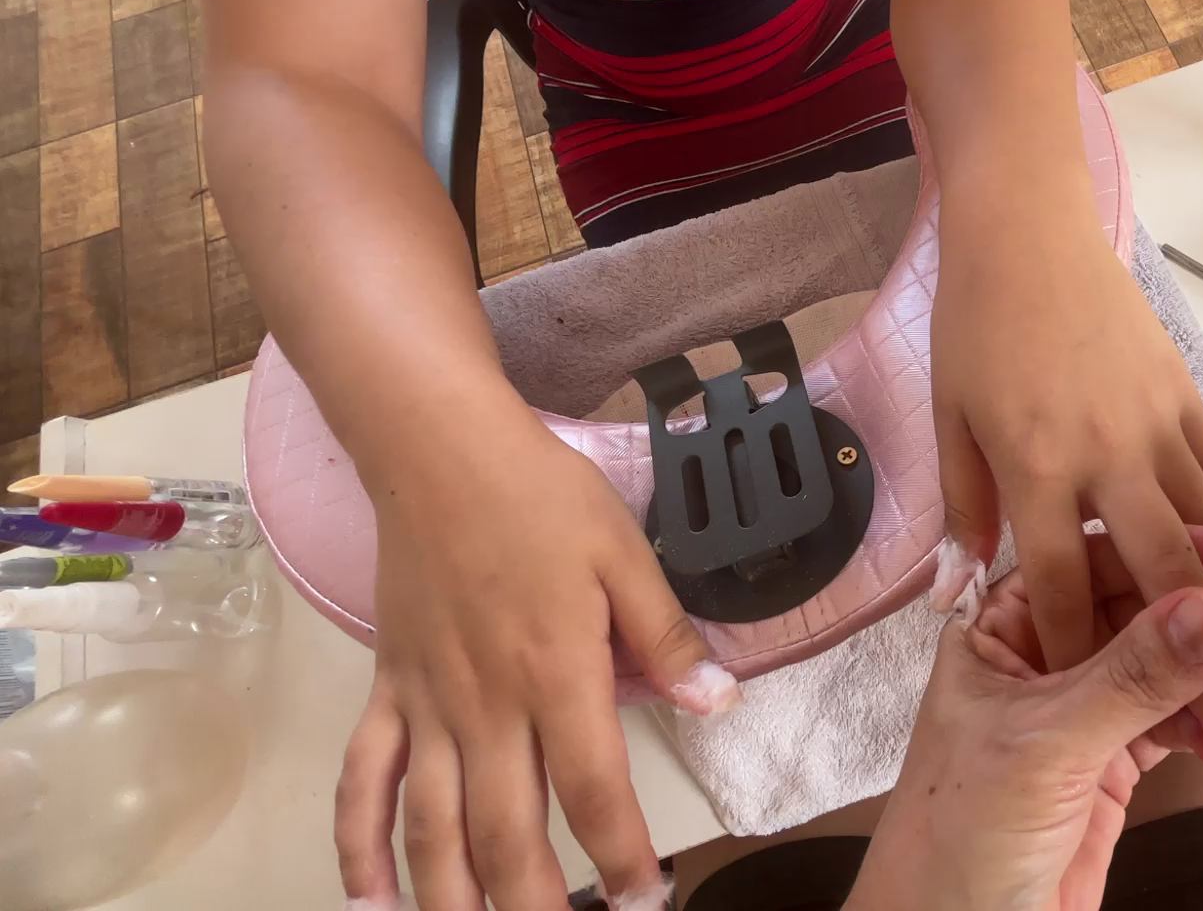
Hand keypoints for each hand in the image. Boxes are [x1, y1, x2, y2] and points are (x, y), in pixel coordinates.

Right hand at [333, 419, 732, 909]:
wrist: (446, 460)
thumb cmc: (548, 502)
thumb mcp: (627, 559)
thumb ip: (667, 637)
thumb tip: (719, 701)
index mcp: (558, 676)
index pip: (594, 789)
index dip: (623, 853)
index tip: (647, 899)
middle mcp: (486, 709)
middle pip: (507, 832)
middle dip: (540, 902)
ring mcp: (425, 705)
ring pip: (430, 830)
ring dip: (456, 899)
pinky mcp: (385, 688)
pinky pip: (360, 783)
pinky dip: (359, 849)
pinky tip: (373, 900)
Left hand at [847, 528, 1202, 910]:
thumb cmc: (968, 825)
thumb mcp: (1047, 741)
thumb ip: (1130, 676)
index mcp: (1000, 626)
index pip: (1081, 565)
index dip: (1150, 550)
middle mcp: (1039, 653)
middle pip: (1126, 612)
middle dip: (1189, 623)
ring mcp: (1077, 706)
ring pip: (1154, 668)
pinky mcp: (1109, 757)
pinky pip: (1166, 720)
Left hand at [931, 211, 1202, 763]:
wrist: (1026, 236)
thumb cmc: (974, 327)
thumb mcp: (950, 420)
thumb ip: (963, 508)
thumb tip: (960, 586)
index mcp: (1038, 469)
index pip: (1063, 586)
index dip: (1071, 646)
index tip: (1077, 687)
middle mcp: (1111, 454)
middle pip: (1163, 571)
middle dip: (1174, 635)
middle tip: (1175, 671)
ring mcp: (1158, 421)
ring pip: (1201, 521)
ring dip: (1192, 568)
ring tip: (1179, 599)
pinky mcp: (1187, 390)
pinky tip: (1188, 522)